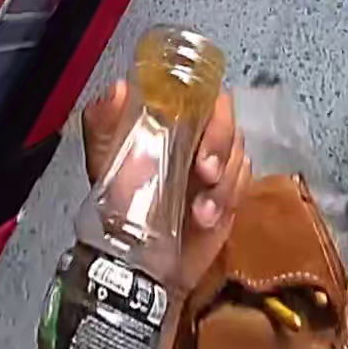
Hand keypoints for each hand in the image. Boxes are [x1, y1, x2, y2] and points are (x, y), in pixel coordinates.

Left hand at [82, 80, 251, 293]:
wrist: (137, 261)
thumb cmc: (119, 200)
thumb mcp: (103, 156)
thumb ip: (105, 119)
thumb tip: (119, 88)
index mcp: (172, 117)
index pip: (203, 94)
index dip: (208, 109)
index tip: (199, 134)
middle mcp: (198, 132)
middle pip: (227, 121)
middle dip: (221, 147)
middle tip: (206, 175)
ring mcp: (218, 160)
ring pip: (239, 153)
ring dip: (224, 184)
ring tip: (201, 213)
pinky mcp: (230, 189)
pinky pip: (244, 181)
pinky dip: (230, 197)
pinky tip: (208, 219)